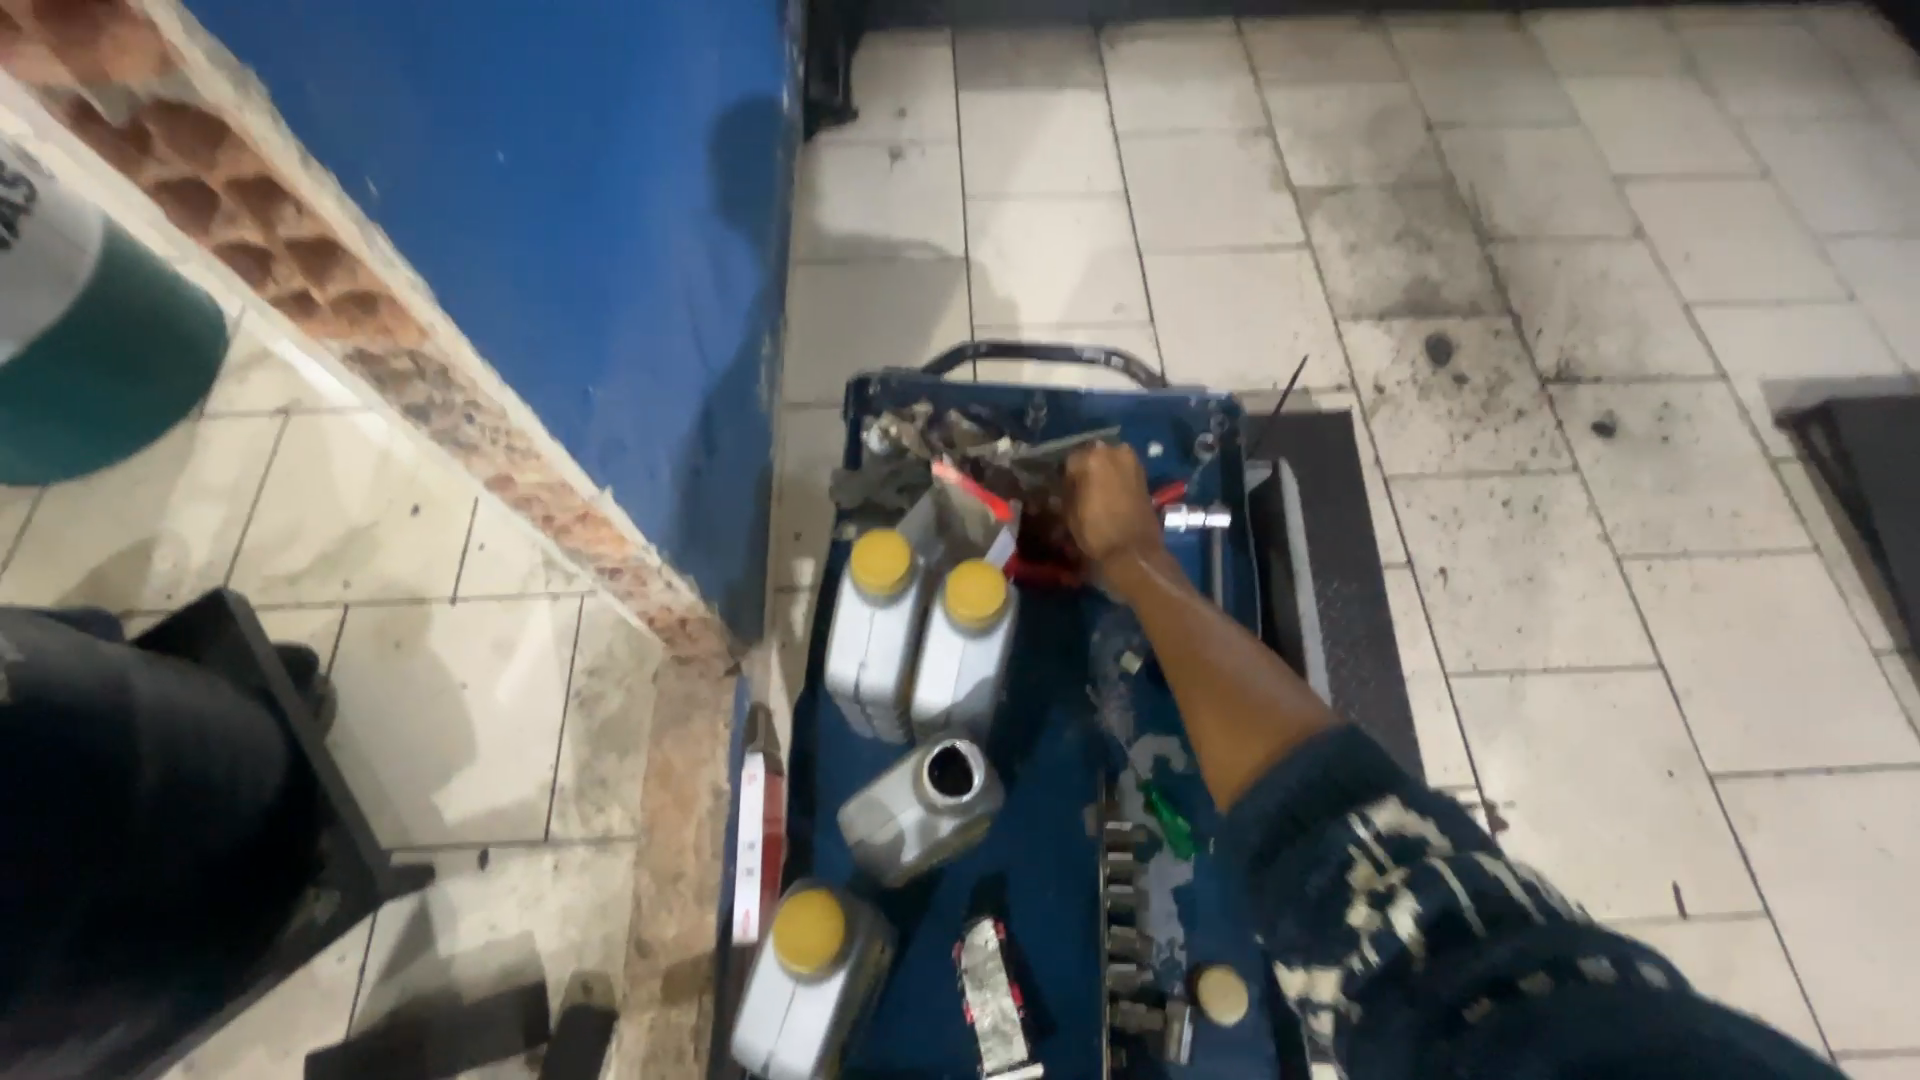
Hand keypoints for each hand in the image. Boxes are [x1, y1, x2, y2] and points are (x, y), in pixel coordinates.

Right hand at [1065, 443, 1165, 579]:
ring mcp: (1132, 461)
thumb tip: (1059, 490)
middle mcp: (1114, 451)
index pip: (1069, 461)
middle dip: (1084, 470)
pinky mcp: (1144, 474)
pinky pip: (1122, 470)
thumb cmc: (1095, 531)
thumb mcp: (1068, 513)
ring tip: (1095, 492)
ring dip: (1101, 472)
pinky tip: (1110, 494)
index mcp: (1091, 457)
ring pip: (1109, 461)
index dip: (1064, 477)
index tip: (1061, 491)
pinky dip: (1115, 478)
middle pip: (1091, 456)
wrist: (1134, 550)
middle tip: (1078, 489)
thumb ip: (1064, 494)